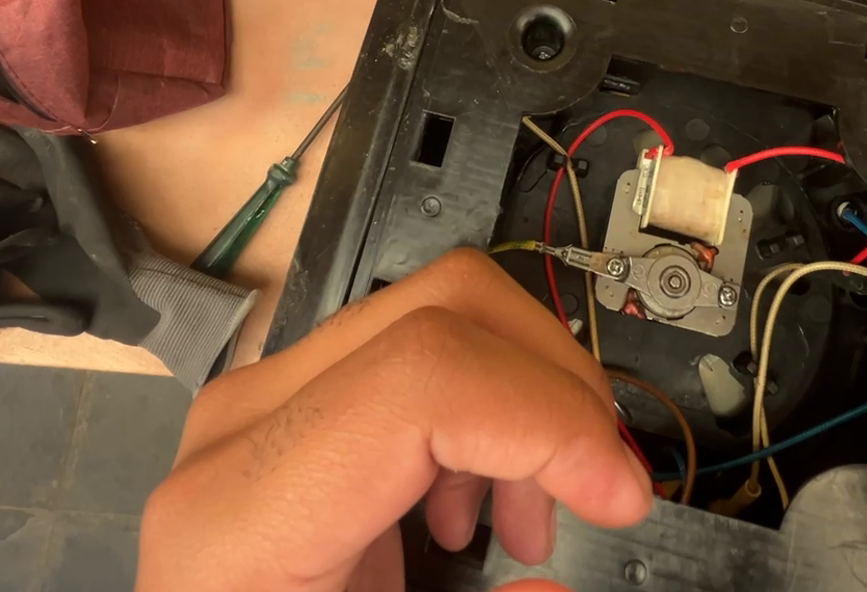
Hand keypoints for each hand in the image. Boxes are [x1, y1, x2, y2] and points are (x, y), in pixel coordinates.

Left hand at [137, 248, 652, 590]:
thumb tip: (552, 584)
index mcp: (244, 511)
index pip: (423, 379)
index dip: (547, 417)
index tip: (622, 495)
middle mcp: (249, 415)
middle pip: (446, 304)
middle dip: (555, 381)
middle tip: (599, 485)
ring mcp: (269, 389)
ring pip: (439, 303)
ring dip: (526, 388)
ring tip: (531, 518)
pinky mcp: (292, 392)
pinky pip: (414, 341)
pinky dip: (486, 398)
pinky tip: (470, 504)